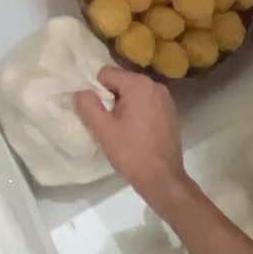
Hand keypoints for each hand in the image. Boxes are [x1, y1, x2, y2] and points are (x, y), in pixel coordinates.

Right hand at [74, 67, 187, 197]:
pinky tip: (137, 132)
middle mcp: (155, 85)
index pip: (106, 73)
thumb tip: (82, 92)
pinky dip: (138, 111)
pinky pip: (146, 102)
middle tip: (111, 123)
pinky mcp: (170, 111)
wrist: (163, 180)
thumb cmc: (132, 153)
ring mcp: (165, 98)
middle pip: (121, 81)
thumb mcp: (104, 130)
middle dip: (111, 98)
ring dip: (124, 105)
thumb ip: (88, 106)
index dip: (98, 92)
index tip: (102, 114)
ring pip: (133, 92)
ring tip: (124, 129)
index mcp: (139, 84)